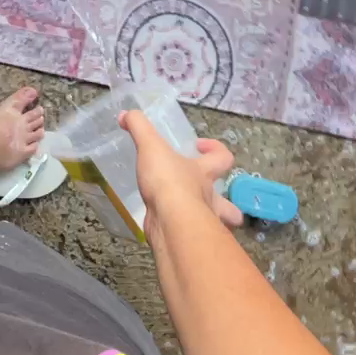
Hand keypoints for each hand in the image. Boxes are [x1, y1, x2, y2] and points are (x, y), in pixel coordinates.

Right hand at [120, 110, 243, 238]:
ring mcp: (201, 223)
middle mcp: (208, 199)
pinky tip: (167, 227)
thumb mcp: (150, 145)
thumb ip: (138, 126)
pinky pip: (190, 238)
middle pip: (230, 206)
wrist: (170, 223)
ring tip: (191, 218)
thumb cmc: (168, 181)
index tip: (199, 145)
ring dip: (211, 225)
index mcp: (203, 173)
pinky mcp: (187, 240)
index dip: (216, 149)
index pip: (224, 158)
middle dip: (225, 204)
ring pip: (218, 228)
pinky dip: (184, 234)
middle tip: (204, 196)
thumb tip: (125, 114)